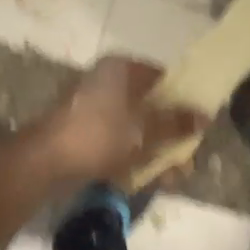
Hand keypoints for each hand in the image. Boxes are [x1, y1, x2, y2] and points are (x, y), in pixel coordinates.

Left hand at [32, 56, 205, 186]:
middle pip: (148, 106)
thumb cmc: (99, 136)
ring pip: (133, 128)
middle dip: (170, 134)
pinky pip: (116, 142)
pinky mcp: (82, 134)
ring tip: (172, 177)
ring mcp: (91, 109)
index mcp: (120, 69)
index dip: (183, 98)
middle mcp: (105, 82)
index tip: (198, 122)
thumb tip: (204, 115)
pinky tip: (150, 180)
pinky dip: (132, 158)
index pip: (161, 76)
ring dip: (155, 152)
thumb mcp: (144, 130)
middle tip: (187, 157)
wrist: (45, 162)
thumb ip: (175, 123)